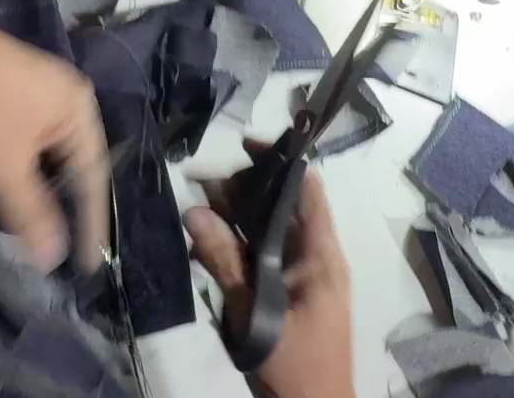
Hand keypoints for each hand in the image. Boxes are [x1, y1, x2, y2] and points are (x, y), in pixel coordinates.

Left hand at [0, 16, 110, 272]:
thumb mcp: (6, 174)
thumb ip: (33, 218)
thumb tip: (52, 258)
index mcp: (78, 106)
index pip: (93, 174)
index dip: (90, 221)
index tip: (88, 262)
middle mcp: (65, 88)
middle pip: (71, 156)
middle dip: (63, 201)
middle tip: (60, 242)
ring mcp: (36, 79)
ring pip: (46, 144)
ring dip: (39, 181)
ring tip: (33, 219)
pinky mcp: (7, 78)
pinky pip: (27, 128)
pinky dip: (21, 160)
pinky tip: (7, 179)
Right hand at [187, 151, 352, 397]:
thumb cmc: (294, 366)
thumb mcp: (255, 312)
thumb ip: (225, 260)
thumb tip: (193, 211)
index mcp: (320, 254)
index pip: (307, 188)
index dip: (281, 160)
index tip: (242, 147)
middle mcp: (312, 257)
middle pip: (279, 205)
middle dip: (241, 190)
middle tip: (200, 182)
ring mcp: (298, 276)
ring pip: (265, 230)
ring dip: (232, 217)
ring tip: (195, 207)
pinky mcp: (284, 293)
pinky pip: (259, 256)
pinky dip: (234, 246)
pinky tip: (203, 245)